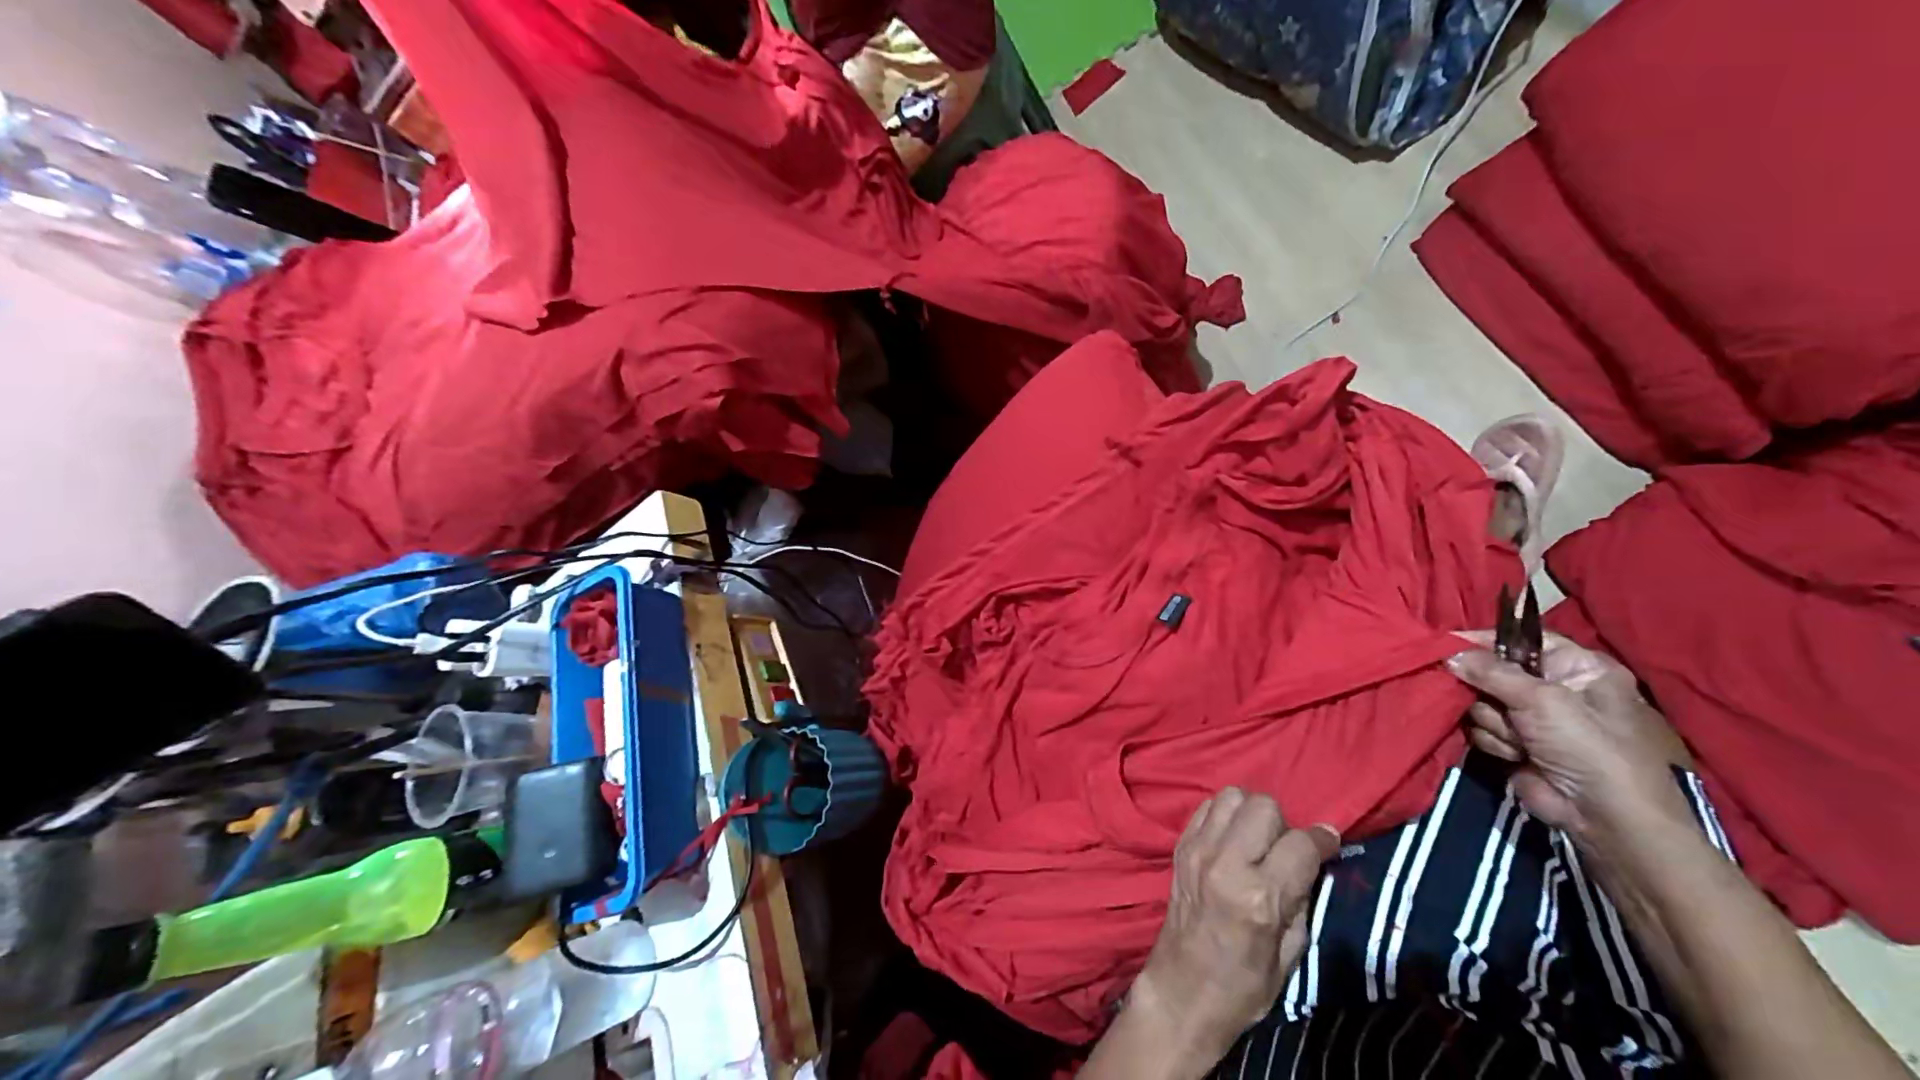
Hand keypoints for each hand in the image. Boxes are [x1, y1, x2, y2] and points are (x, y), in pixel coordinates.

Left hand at [1129, 788, 1340, 1060]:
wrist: (1183, 989)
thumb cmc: (1244, 983)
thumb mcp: (1292, 952)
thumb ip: (1303, 898)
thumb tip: (1314, 858)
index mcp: (1259, 896)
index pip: (1301, 844)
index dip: (1322, 841)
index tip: (1329, 845)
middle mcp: (1224, 862)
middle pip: (1263, 806)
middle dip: (1283, 824)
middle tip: (1284, 849)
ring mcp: (1197, 849)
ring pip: (1232, 796)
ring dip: (1251, 813)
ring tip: (1257, 840)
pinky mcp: (1179, 846)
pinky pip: (1207, 807)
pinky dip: (1224, 815)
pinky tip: (1231, 838)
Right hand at [1447, 631, 1693, 838]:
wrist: (1605, 818)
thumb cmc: (1589, 748)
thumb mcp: (1543, 700)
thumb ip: (1491, 671)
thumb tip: (1447, 652)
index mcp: (1576, 667)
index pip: (1519, 639)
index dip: (1484, 641)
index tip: (1445, 644)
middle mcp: (1553, 687)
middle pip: (1492, 671)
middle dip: (1486, 691)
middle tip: (1495, 704)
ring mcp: (1532, 717)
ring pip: (1481, 702)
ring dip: (1494, 722)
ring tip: (1520, 741)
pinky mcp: (1514, 742)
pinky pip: (1481, 727)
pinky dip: (1494, 740)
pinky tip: (1515, 755)